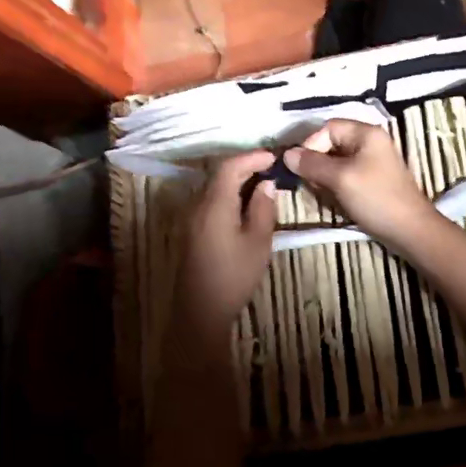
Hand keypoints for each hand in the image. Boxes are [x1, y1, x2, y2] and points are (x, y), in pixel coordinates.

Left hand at [175, 150, 276, 335]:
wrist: (201, 309)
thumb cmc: (234, 276)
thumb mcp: (258, 242)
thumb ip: (262, 209)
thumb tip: (266, 184)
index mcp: (214, 204)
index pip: (230, 167)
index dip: (252, 157)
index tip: (275, 157)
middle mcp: (197, 205)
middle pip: (219, 174)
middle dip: (245, 166)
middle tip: (272, 169)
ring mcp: (191, 217)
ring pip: (214, 188)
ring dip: (237, 181)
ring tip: (263, 185)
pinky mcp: (191, 230)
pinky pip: (211, 202)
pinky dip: (230, 195)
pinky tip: (246, 205)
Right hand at [284, 120, 439, 248]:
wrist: (410, 230)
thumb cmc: (376, 199)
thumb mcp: (341, 179)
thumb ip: (312, 164)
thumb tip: (288, 154)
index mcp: (367, 133)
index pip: (328, 128)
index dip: (311, 145)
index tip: (302, 169)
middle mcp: (371, 143)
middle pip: (332, 144)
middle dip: (317, 163)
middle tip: (313, 185)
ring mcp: (374, 163)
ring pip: (337, 163)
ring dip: (325, 178)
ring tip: (324, 195)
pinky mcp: (374, 181)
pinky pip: (347, 177)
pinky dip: (337, 186)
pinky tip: (336, 201)